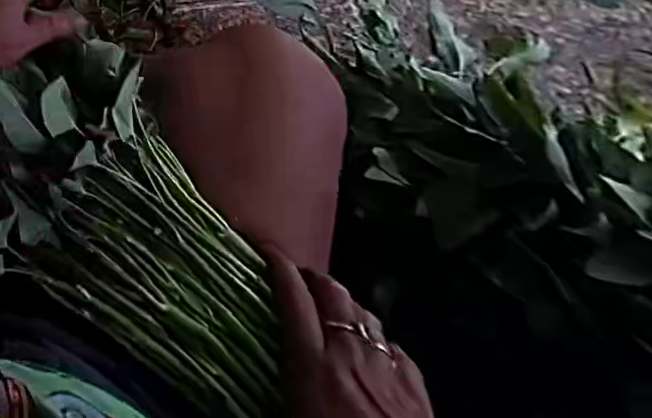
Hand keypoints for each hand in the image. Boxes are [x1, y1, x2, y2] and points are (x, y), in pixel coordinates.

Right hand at [264, 245, 432, 417]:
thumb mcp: (288, 416)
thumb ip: (275, 383)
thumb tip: (230, 379)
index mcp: (312, 363)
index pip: (292, 295)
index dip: (277, 265)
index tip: (265, 250)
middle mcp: (349, 356)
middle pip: (333, 294)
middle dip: (314, 278)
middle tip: (300, 279)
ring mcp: (388, 373)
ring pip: (367, 316)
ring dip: (347, 307)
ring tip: (334, 314)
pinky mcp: (420, 395)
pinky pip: (397, 351)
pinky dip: (381, 343)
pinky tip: (375, 354)